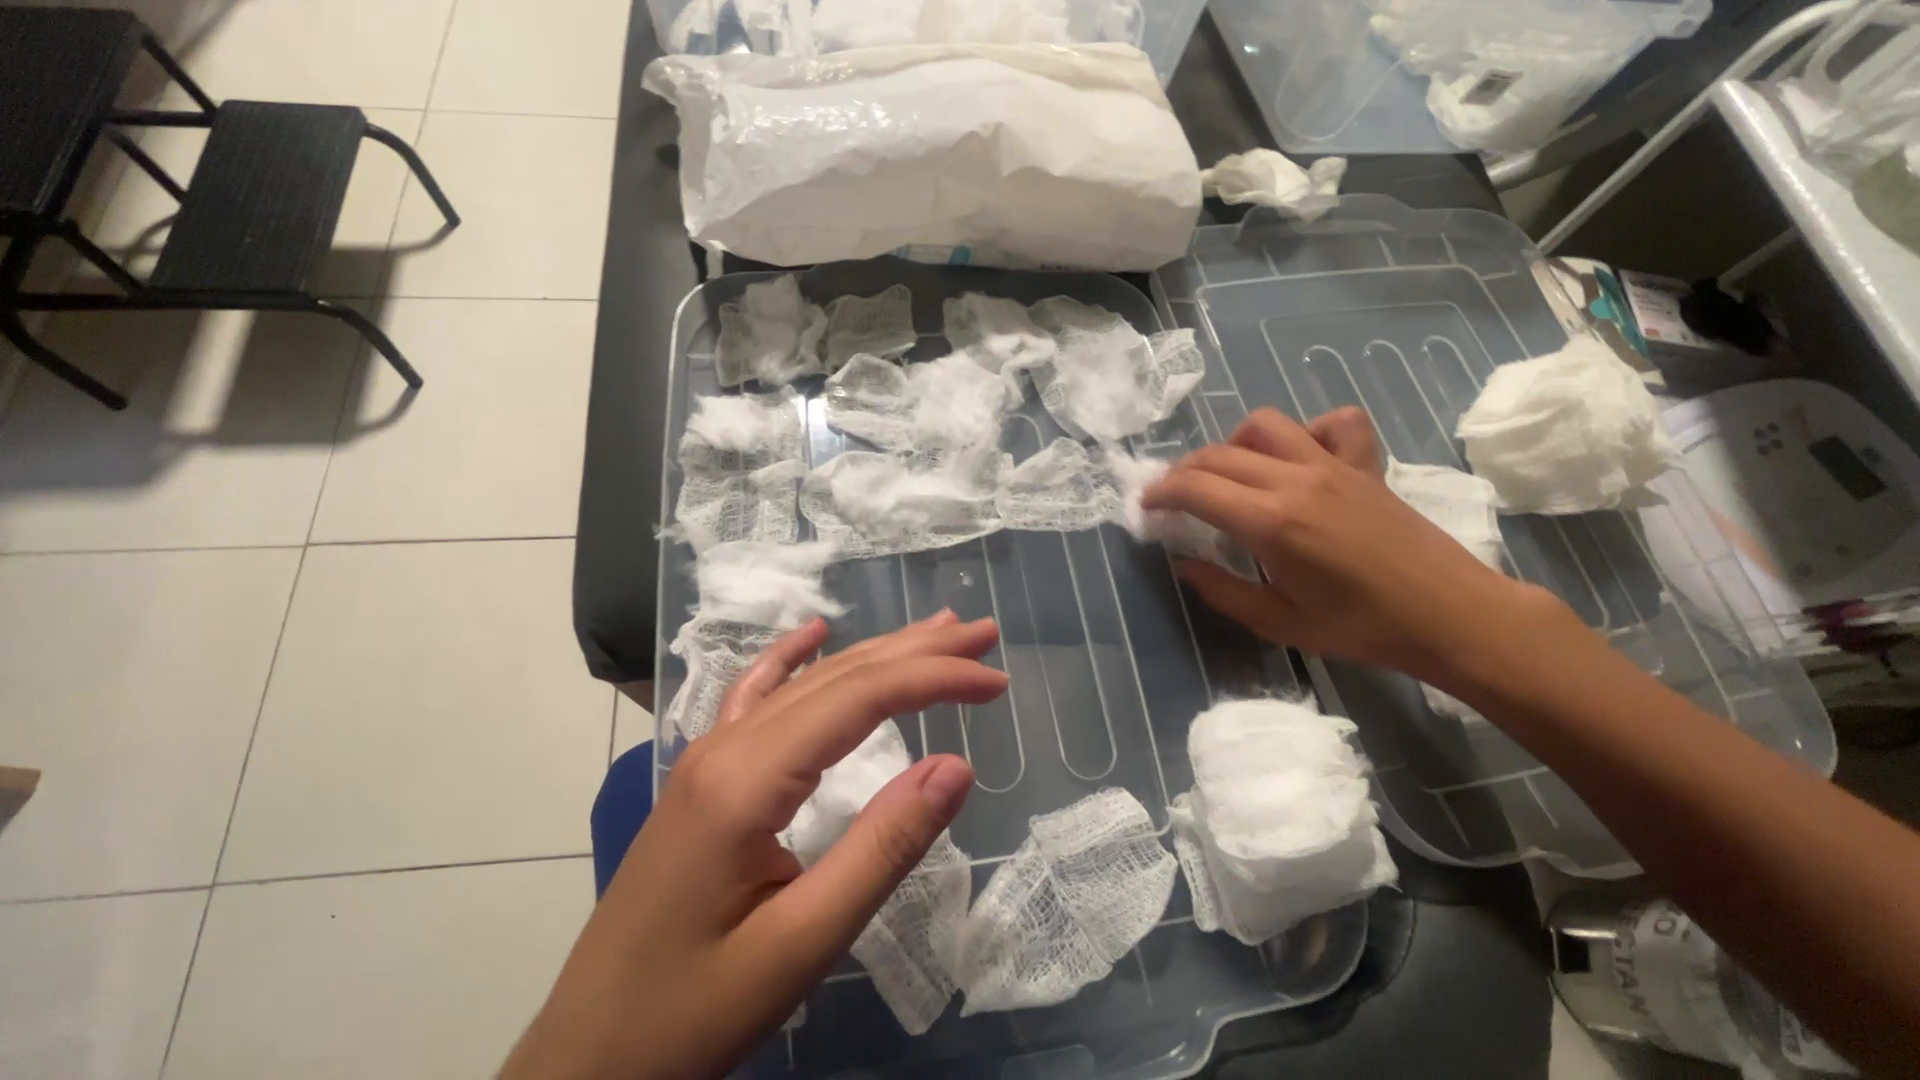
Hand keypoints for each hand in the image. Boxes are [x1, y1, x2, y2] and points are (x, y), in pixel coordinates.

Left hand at [502, 613, 1006, 1079]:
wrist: (587, 1056)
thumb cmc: (695, 1009)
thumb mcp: (803, 942)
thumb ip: (882, 847)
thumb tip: (957, 765)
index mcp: (747, 779)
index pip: (859, 699)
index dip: (935, 680)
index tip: (998, 681)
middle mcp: (724, 748)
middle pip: (834, 677)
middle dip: (915, 652)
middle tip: (984, 635)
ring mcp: (706, 760)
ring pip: (802, 684)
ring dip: (872, 654)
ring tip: (933, 632)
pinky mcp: (702, 782)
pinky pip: (753, 700)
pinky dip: (791, 661)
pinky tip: (811, 634)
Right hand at [1144, 406, 1554, 684]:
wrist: (1449, 616)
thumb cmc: (1360, 629)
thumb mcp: (1279, 622)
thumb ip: (1222, 590)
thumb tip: (1182, 564)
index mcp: (1269, 523)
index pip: (1195, 488)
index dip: (1160, 493)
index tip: (1145, 507)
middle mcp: (1295, 481)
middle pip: (1219, 454)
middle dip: (1183, 471)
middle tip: (1173, 499)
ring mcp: (1333, 465)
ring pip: (1265, 425)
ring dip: (1233, 443)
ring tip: (1230, 476)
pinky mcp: (1365, 465)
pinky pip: (1333, 423)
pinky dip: (1308, 431)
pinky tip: (1301, 459)